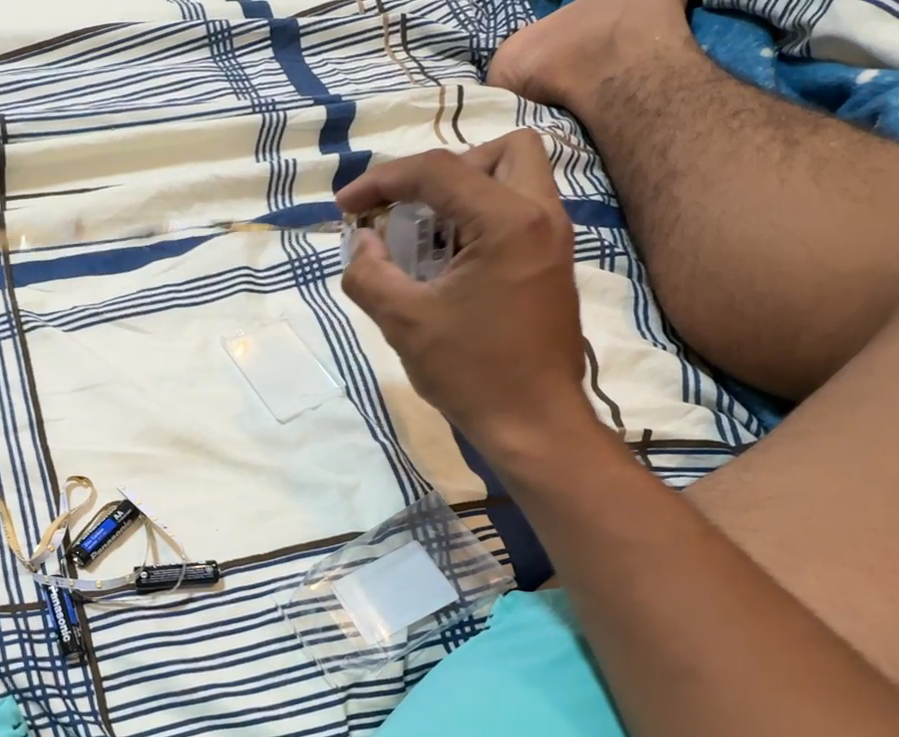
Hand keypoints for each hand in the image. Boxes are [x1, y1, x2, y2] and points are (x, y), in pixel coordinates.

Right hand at [338, 131, 596, 460]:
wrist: (532, 421)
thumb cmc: (470, 371)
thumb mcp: (404, 322)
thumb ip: (370, 275)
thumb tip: (361, 243)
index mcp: (508, 222)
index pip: (439, 171)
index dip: (382, 180)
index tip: (345, 206)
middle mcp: (541, 217)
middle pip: (500, 152)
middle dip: (445, 171)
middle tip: (410, 210)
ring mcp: (553, 241)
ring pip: (514, 181)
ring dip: (462, 197)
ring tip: (422, 241)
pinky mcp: (550, 267)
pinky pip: (516, 217)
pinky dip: (477, 224)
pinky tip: (446, 267)